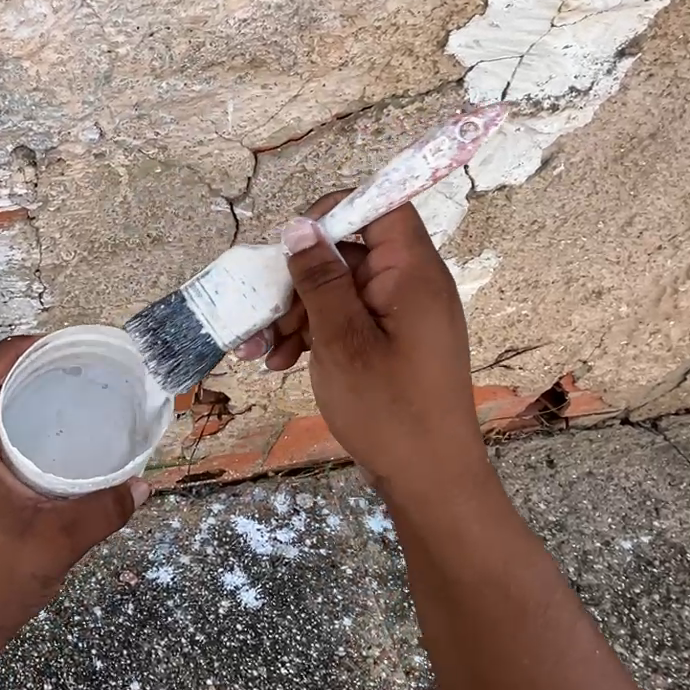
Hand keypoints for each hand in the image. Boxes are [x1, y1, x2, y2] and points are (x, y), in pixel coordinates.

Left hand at [0, 336, 149, 645]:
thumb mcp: (59, 542)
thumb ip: (102, 512)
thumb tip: (143, 485)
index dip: (10, 351)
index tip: (49, 342)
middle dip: (18, 365)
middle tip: (65, 361)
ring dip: (15, 392)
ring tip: (60, 388)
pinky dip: (14, 420)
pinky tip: (49, 437)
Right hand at [234, 198, 483, 492]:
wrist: (428, 480)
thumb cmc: (389, 409)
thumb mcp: (342, 341)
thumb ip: (320, 279)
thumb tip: (298, 226)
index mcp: (412, 274)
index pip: (383, 208)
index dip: (337, 211)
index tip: (292, 241)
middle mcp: (408, 286)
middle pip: (346, 254)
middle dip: (297, 282)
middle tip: (261, 318)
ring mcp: (397, 315)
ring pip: (335, 290)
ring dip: (294, 316)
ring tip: (261, 352)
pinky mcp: (387, 341)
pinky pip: (343, 319)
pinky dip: (310, 335)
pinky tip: (281, 362)